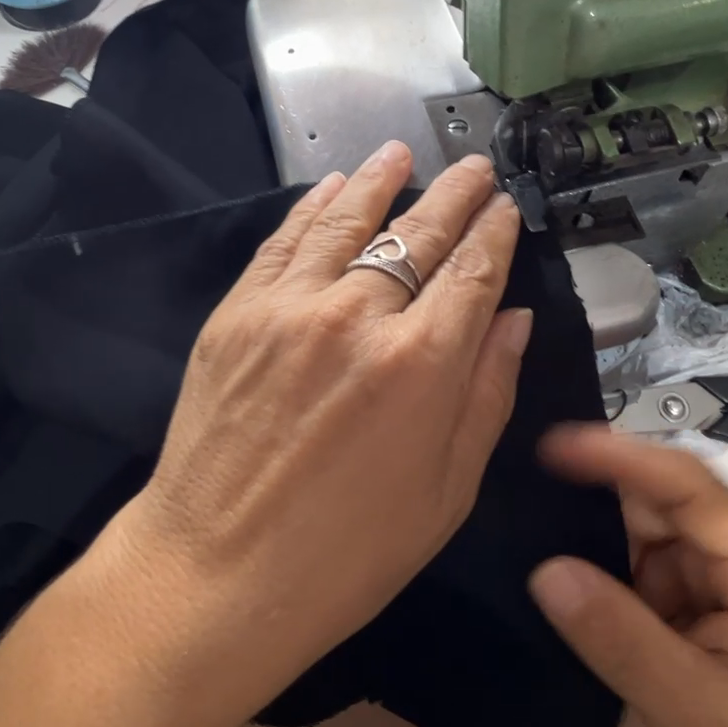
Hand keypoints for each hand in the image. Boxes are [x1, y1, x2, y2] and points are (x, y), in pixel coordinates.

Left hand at [118, 140, 527, 710]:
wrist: (215, 573)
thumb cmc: (347, 552)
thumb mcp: (446, 491)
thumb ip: (486, 394)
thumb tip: (512, 319)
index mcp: (421, 364)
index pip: (472, 272)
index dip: (495, 233)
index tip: (506, 207)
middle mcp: (358, 316)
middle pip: (418, 234)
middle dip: (454, 195)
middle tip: (475, 167)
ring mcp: (290, 306)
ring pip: (347, 221)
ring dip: (380, 181)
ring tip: (401, 153)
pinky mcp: (238, 311)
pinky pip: (283, 241)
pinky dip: (312, 208)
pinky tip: (331, 187)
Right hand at [530, 427, 727, 726]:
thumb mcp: (701, 711)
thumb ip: (627, 642)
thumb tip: (548, 570)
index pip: (692, 489)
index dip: (626, 457)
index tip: (557, 444)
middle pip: (656, 500)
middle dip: (593, 481)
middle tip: (522, 469)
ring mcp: (694, 588)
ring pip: (629, 529)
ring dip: (579, 519)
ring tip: (518, 499)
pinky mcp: (663, 614)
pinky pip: (614, 567)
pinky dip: (578, 558)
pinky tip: (536, 548)